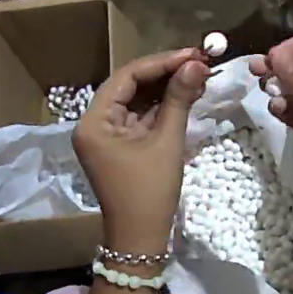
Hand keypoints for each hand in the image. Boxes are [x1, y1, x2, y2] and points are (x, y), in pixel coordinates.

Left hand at [74, 49, 208, 255]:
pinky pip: (140, 118)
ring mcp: (106, 136)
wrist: (141, 239)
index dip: (161, 63)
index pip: (127, 77)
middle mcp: (94, 124)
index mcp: (94, 121)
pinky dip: (161, 107)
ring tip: (198, 75)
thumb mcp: (167, 141)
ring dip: (165, 89)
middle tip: (199, 62)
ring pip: (136, 101)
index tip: (193, 54)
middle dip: (164, 73)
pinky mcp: (119, 146)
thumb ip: (179, 99)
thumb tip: (197, 65)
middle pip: (130, 86)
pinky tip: (186, 95)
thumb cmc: (150, 191)